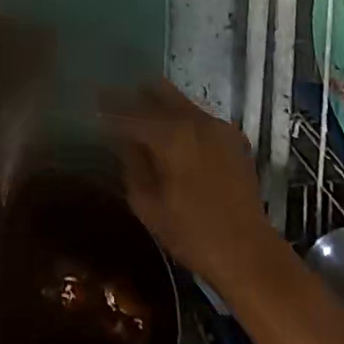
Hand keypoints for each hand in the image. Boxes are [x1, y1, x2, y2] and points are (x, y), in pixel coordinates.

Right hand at [105, 81, 343, 343]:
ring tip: (144, 118)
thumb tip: (124, 141)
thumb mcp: (147, 205)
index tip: (94, 101)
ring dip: (160, 106)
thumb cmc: (192, 234)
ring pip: (181, 101)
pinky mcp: (234, 137)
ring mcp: (218, 126)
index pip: (130, 112)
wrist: (249, 253)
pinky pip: (199, 117)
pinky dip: (182, 120)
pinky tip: (175, 137)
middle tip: (118, 102)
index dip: (109, 106)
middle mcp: (195, 120)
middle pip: (159, 91)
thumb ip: (132, 165)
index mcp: (170, 135)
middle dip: (136, 94)